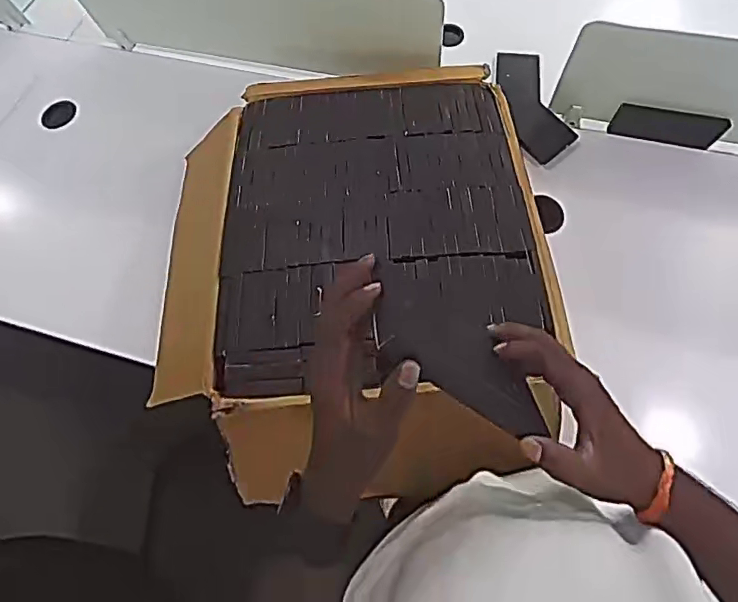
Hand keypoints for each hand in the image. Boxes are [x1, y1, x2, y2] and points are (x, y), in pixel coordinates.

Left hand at [302, 255, 419, 522]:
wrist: (331, 478)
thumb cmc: (354, 456)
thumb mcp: (379, 431)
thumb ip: (395, 399)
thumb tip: (413, 364)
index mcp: (330, 372)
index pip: (337, 327)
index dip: (354, 304)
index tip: (377, 287)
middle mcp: (324, 359)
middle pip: (330, 312)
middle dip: (346, 283)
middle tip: (369, 259)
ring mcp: (328, 361)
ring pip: (333, 316)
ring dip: (348, 290)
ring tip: (369, 268)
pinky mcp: (336, 366)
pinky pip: (342, 327)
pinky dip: (353, 308)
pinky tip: (368, 299)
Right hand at [491, 323, 662, 507]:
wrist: (648, 478)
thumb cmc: (623, 472)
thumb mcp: (585, 473)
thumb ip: (554, 459)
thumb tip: (526, 444)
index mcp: (584, 393)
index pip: (548, 357)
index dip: (520, 348)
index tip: (498, 349)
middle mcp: (585, 382)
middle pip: (549, 344)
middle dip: (519, 333)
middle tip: (494, 331)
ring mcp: (585, 384)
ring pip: (552, 350)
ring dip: (526, 341)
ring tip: (501, 342)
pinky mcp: (584, 390)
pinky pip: (556, 362)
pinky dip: (535, 355)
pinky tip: (522, 365)